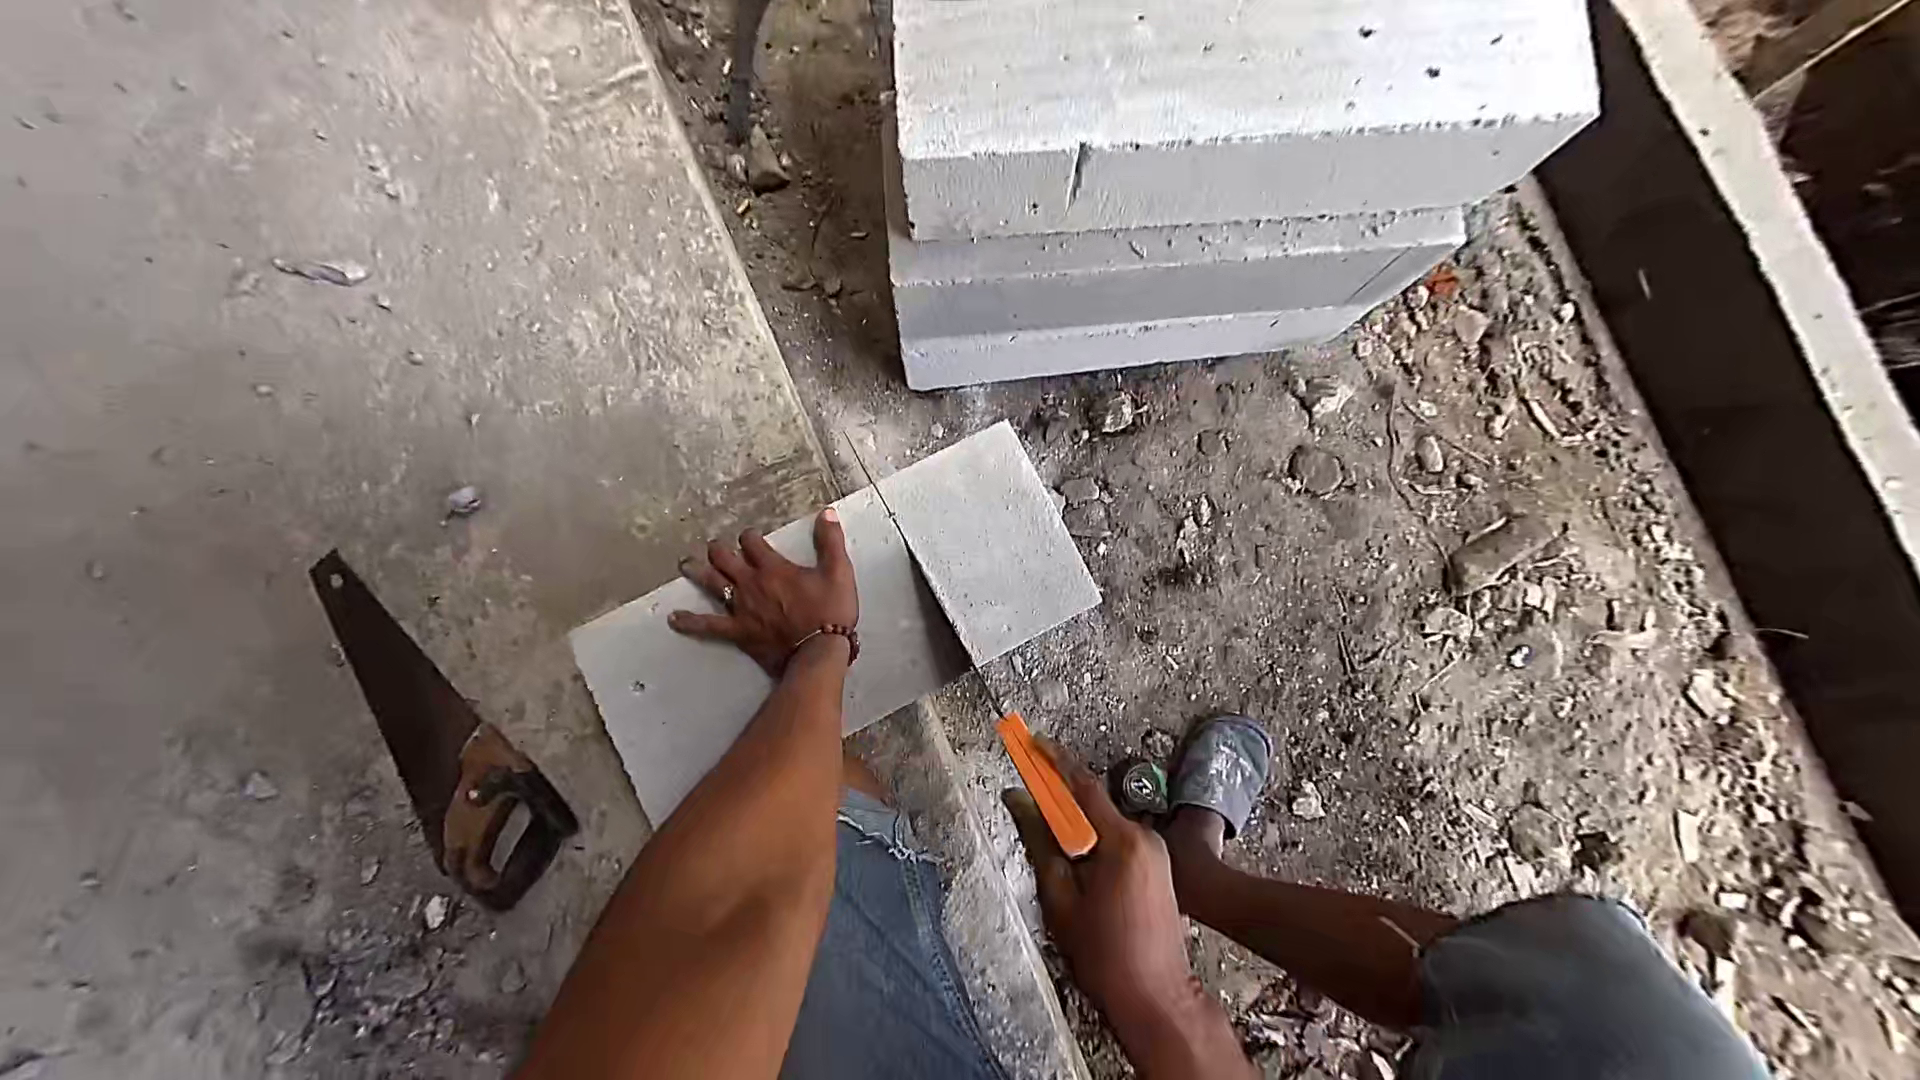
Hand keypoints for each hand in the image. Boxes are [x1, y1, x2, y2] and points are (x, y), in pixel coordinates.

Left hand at [670, 509, 857, 675]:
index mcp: (773, 568)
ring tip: (686, 565)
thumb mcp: (838, 572)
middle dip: (718, 549)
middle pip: (725, 559)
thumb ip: (831, 541)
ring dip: (698, 572)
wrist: (818, 651)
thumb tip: (826, 513)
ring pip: (712, 584)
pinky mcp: (738, 631)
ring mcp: (741, 608)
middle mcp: (752, 583)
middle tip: (715, 546)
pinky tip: (675, 618)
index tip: (750, 536)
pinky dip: (690, 621)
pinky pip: (708, 625)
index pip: (752, 542)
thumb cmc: (830, 611)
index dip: (749, 536)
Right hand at [1002, 739, 1204, 1038]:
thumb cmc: (1106, 956)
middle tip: (1032, 800)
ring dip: (1077, 826)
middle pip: (1093, 804)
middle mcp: (1144, 838)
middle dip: (1060, 800)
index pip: (1083, 786)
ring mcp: (1155, 852)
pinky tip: (1080, 866)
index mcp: (1122, 842)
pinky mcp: (1158, 866)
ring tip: (1055, 853)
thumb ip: (1040, 842)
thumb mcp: (1061, 899)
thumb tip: (1018, 801)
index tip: (1034, 743)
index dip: (1056, 760)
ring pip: (1104, 823)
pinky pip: (1118, 839)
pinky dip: (1094, 841)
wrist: (1158, 1000)